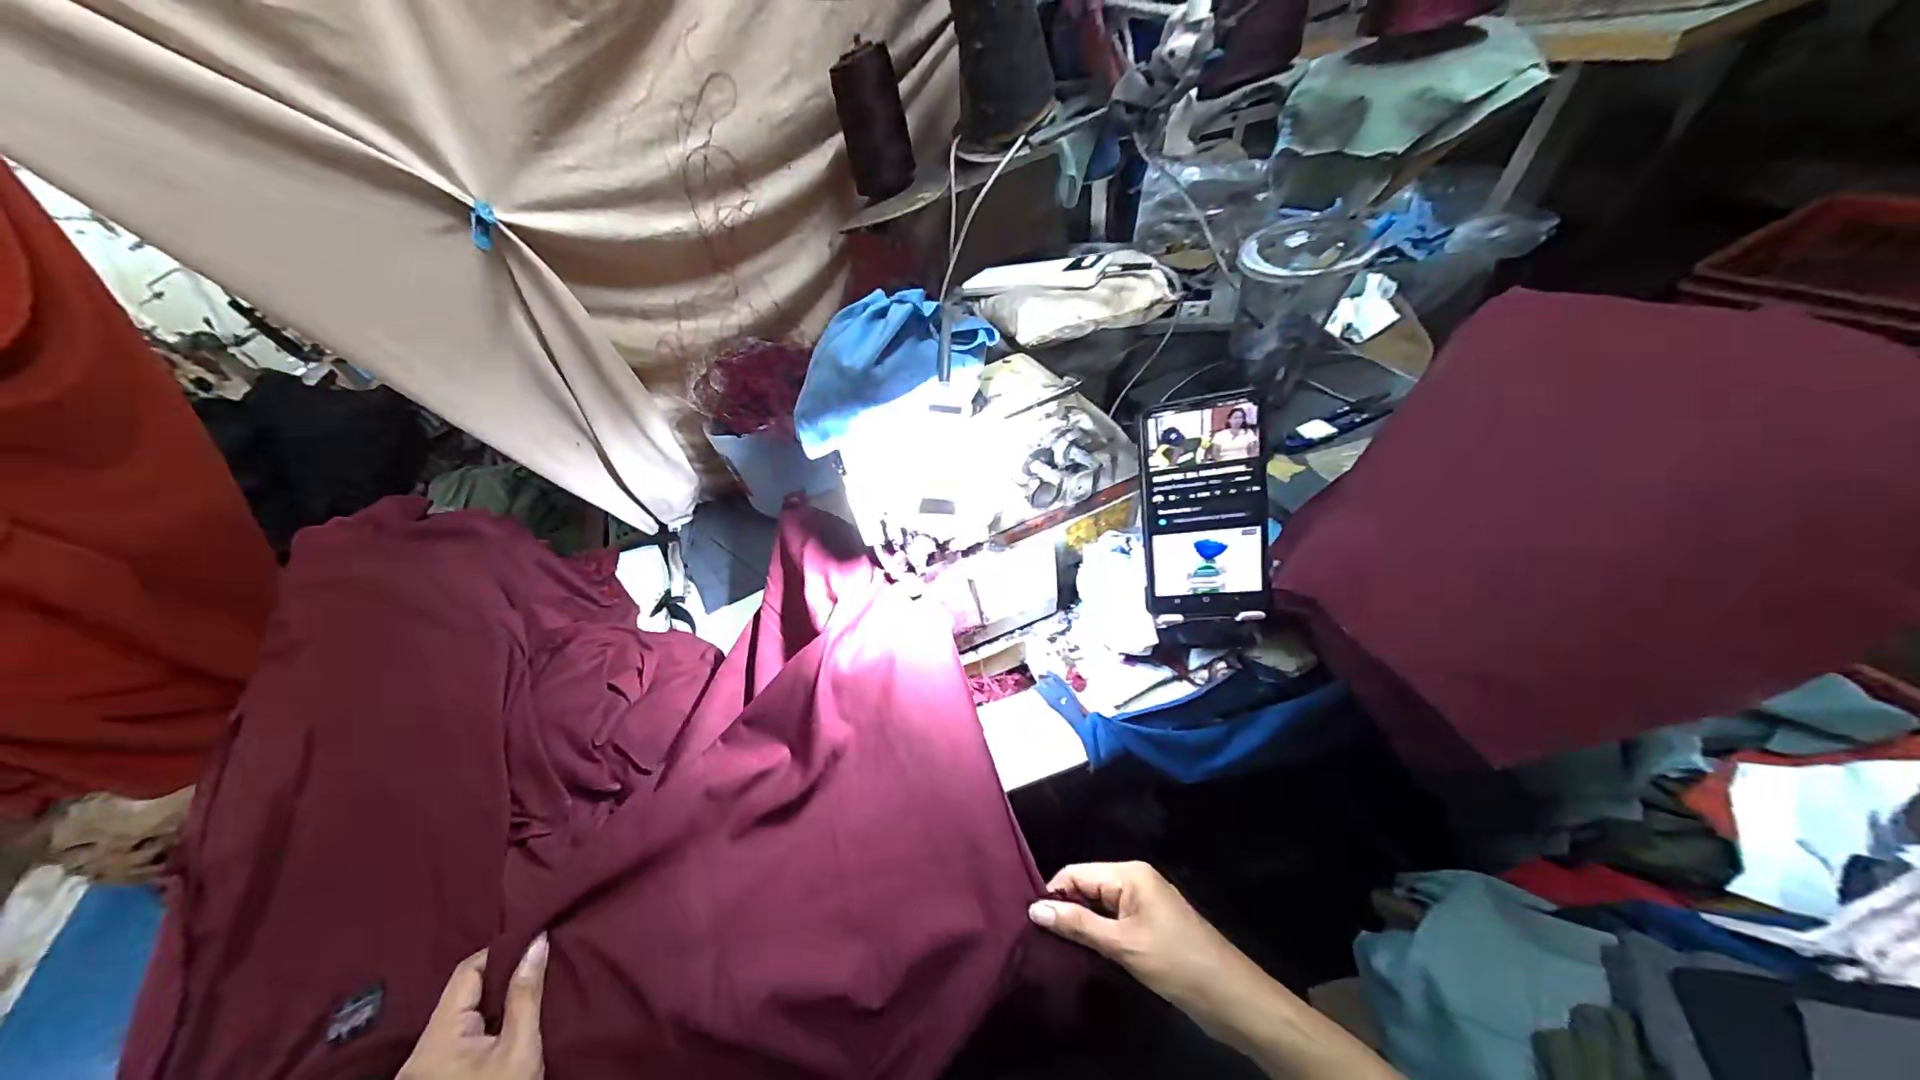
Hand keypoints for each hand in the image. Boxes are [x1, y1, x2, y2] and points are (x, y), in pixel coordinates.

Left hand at [397, 936, 548, 1079]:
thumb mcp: (519, 1047)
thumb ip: (526, 993)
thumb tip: (537, 942)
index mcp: (438, 1036)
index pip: (468, 970)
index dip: (502, 951)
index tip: (536, 941)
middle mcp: (423, 1047)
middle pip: (464, 991)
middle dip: (503, 974)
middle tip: (539, 961)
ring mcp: (425, 1066)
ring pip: (464, 1012)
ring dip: (497, 997)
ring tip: (531, 984)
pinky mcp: (434, 1077)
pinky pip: (462, 1033)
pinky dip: (489, 1019)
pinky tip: (513, 1015)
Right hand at [1027, 862, 1264, 1027]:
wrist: (1231, 997)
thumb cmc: (1176, 963)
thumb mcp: (1122, 944)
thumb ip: (1077, 924)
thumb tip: (1035, 909)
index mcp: (1129, 874)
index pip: (1076, 872)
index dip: (1053, 894)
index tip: (1031, 922)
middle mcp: (1135, 880)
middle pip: (1086, 886)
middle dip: (1065, 909)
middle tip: (1039, 939)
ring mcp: (1144, 903)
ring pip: (1098, 906)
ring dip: (1080, 924)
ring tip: (1054, 947)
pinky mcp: (1149, 925)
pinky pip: (1113, 920)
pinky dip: (1098, 933)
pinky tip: (1083, 952)